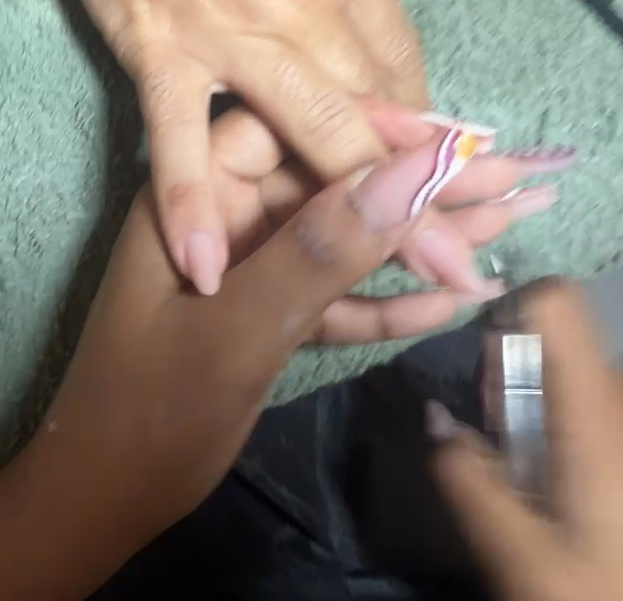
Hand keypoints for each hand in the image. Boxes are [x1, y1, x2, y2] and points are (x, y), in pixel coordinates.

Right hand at [0, 0, 454, 297]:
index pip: (399, 53)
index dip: (424, 112)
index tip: (438, 159)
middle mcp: (298, 11)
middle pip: (376, 107)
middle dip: (428, 185)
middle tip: (471, 258)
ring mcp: (227, 39)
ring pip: (307, 131)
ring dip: (358, 208)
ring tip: (408, 283)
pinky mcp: (157, 54)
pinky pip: (176, 136)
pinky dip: (189, 199)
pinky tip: (207, 268)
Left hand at [16, 107, 530, 540]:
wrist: (106, 496)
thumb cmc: (152, 410)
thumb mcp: (238, 329)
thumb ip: (321, 250)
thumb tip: (410, 171)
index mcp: (195, 196)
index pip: (286, 131)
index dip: (368, 125)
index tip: (455, 134)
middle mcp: (224, 218)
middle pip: (328, 183)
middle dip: (418, 185)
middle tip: (516, 175)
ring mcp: (248, 268)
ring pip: (343, 240)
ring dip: (420, 239)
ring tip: (514, 220)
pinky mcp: (266, 314)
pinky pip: (335, 294)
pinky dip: (389, 299)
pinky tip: (453, 298)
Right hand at [432, 285, 622, 600]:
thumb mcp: (525, 563)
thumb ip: (467, 479)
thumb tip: (435, 415)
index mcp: (608, 416)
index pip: (557, 304)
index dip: (509, 310)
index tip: (486, 370)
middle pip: (564, 358)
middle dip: (522, 396)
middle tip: (515, 470)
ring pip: (597, 396)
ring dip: (560, 428)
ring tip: (560, 506)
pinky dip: (603, 450)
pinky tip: (612, 526)